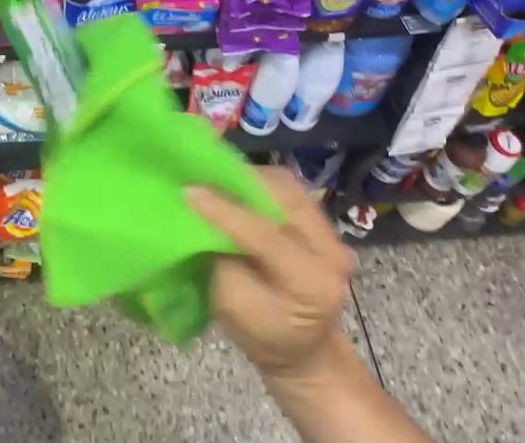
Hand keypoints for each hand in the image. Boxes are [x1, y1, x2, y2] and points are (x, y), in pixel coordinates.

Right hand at [188, 167, 354, 380]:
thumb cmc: (263, 335)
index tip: (189, 191)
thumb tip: (203, 214)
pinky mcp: (326, 224)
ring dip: (250, 178)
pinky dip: (261, 184)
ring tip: (218, 178)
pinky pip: (291, 191)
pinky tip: (239, 187)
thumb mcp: (231, 306)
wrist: (304, 346)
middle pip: (283, 199)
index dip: (225, 210)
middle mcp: (333, 254)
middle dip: (238, 183)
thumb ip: (221, 258)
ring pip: (288, 187)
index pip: (266, 235)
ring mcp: (335, 236)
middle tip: (201, 177)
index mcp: (312, 284)